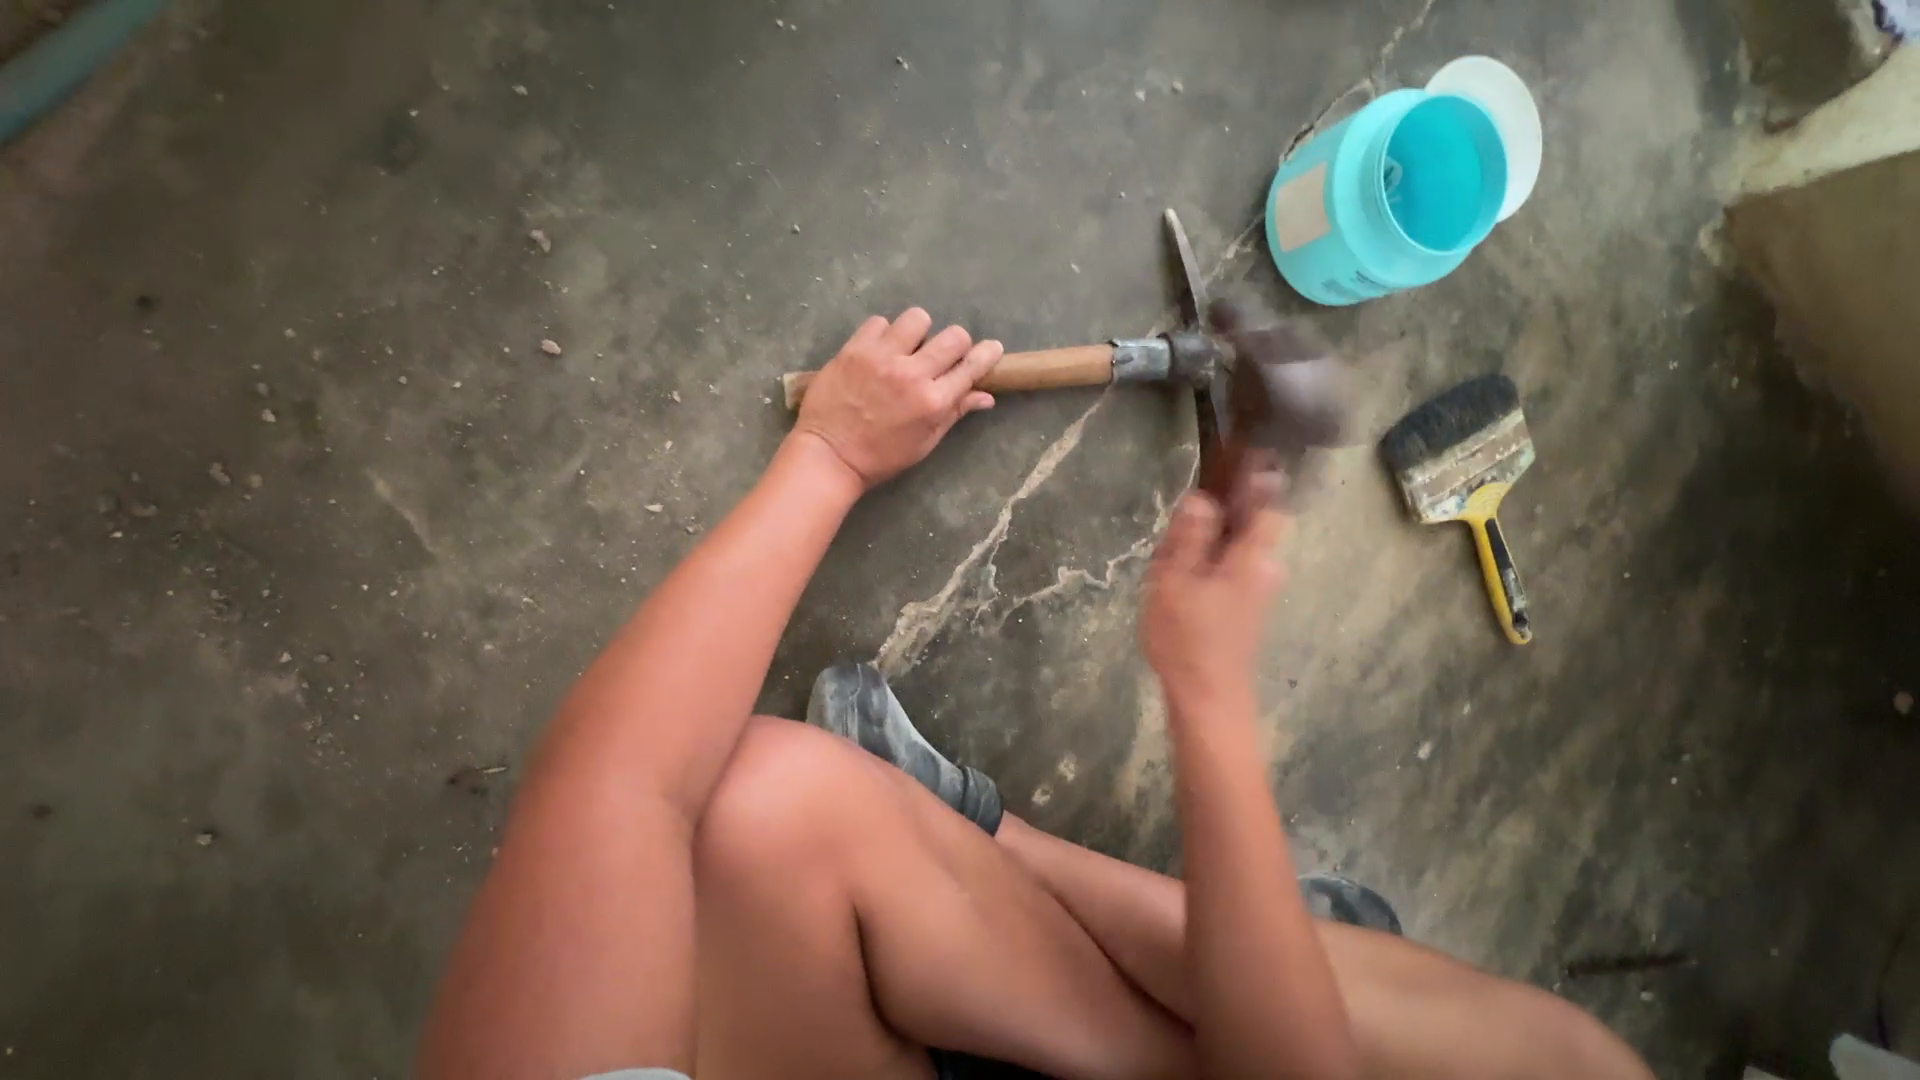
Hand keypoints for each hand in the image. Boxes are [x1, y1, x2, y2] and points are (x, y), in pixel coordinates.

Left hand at [792, 308, 1003, 488]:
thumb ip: (955, 413)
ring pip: (917, 319)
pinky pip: (879, 322)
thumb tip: (986, 396)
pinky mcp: (854, 349)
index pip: (971, 366)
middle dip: (955, 344)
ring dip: (918, 332)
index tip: (992, 349)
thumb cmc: (881, 457)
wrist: (829, 456)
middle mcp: (912, 374)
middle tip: (942, 356)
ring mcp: (882, 358)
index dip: (987, 354)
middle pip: (953, 336)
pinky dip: (883, 334)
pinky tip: (878, 352)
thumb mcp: (924, 442)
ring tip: (906, 349)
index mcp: (933, 402)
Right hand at [1142, 492, 1288, 711]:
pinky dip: (1206, 569)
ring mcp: (1259, 592)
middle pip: (1246, 525)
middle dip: (1214, 520)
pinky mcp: (1247, 610)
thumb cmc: (1189, 638)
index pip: (1270, 502)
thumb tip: (1202, 497)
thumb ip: (1189, 536)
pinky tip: (1176, 588)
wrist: (1208, 700)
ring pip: (1234, 550)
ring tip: (1167, 567)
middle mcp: (1266, 569)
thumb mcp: (1175, 580)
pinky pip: (1229, 571)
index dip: (1255, 478)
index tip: (1232, 459)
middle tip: (1175, 534)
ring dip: (1205, 548)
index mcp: (1255, 555)